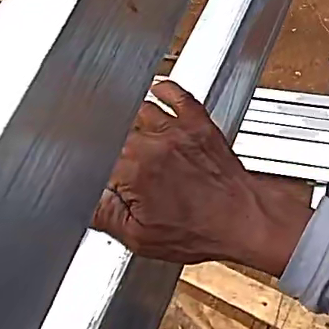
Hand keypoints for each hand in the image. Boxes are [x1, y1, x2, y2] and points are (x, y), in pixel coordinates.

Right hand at [92, 80, 313, 275]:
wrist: (243, 217)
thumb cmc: (201, 230)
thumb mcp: (140, 238)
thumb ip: (105, 215)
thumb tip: (85, 202)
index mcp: (134, 171)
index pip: (96, 159)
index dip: (92, 168)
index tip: (93, 174)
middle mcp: (154, 144)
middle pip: (117, 133)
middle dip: (109, 147)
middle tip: (111, 163)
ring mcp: (178, 130)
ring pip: (142, 111)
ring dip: (130, 119)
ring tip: (121, 126)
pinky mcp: (200, 123)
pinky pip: (177, 95)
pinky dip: (164, 90)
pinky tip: (156, 91)